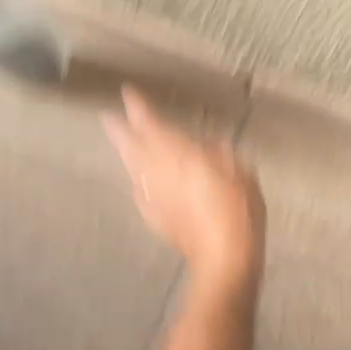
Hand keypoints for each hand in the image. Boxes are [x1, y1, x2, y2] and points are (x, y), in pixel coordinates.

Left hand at [103, 86, 265, 293]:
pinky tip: (140, 182)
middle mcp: (156, 170)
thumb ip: (221, 155)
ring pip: (130, 166)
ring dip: (125, 153)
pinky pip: (139, 191)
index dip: (138, 106)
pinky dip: (138, 181)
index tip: (128, 92)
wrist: (222, 257)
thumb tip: (208, 146)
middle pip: (129, 143)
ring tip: (122, 145)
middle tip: (109, 117)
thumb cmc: (238, 211)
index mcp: (177, 153)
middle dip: (119, 128)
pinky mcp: (152, 216)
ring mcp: (151, 195)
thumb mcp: (242, 174)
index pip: (150, 122)